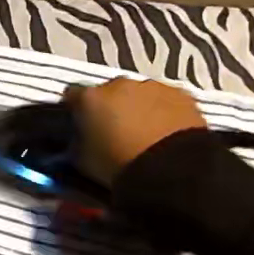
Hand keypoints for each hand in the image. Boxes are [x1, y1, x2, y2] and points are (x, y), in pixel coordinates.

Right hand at [63, 78, 207, 183]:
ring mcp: (152, 86)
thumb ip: (76, 144)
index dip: (76, 111)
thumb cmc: (119, 167)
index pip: (72, 96)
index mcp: (90, 98)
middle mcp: (119, 84)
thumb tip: (77, 140)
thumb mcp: (83, 162)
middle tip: (116, 134)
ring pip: (139, 94)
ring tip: (146, 137)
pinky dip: (164, 113)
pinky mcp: (180, 94)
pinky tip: (168, 134)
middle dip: (110, 108)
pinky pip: (166, 100)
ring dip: (139, 109)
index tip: (81, 126)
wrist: (172, 170)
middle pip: (109, 92)